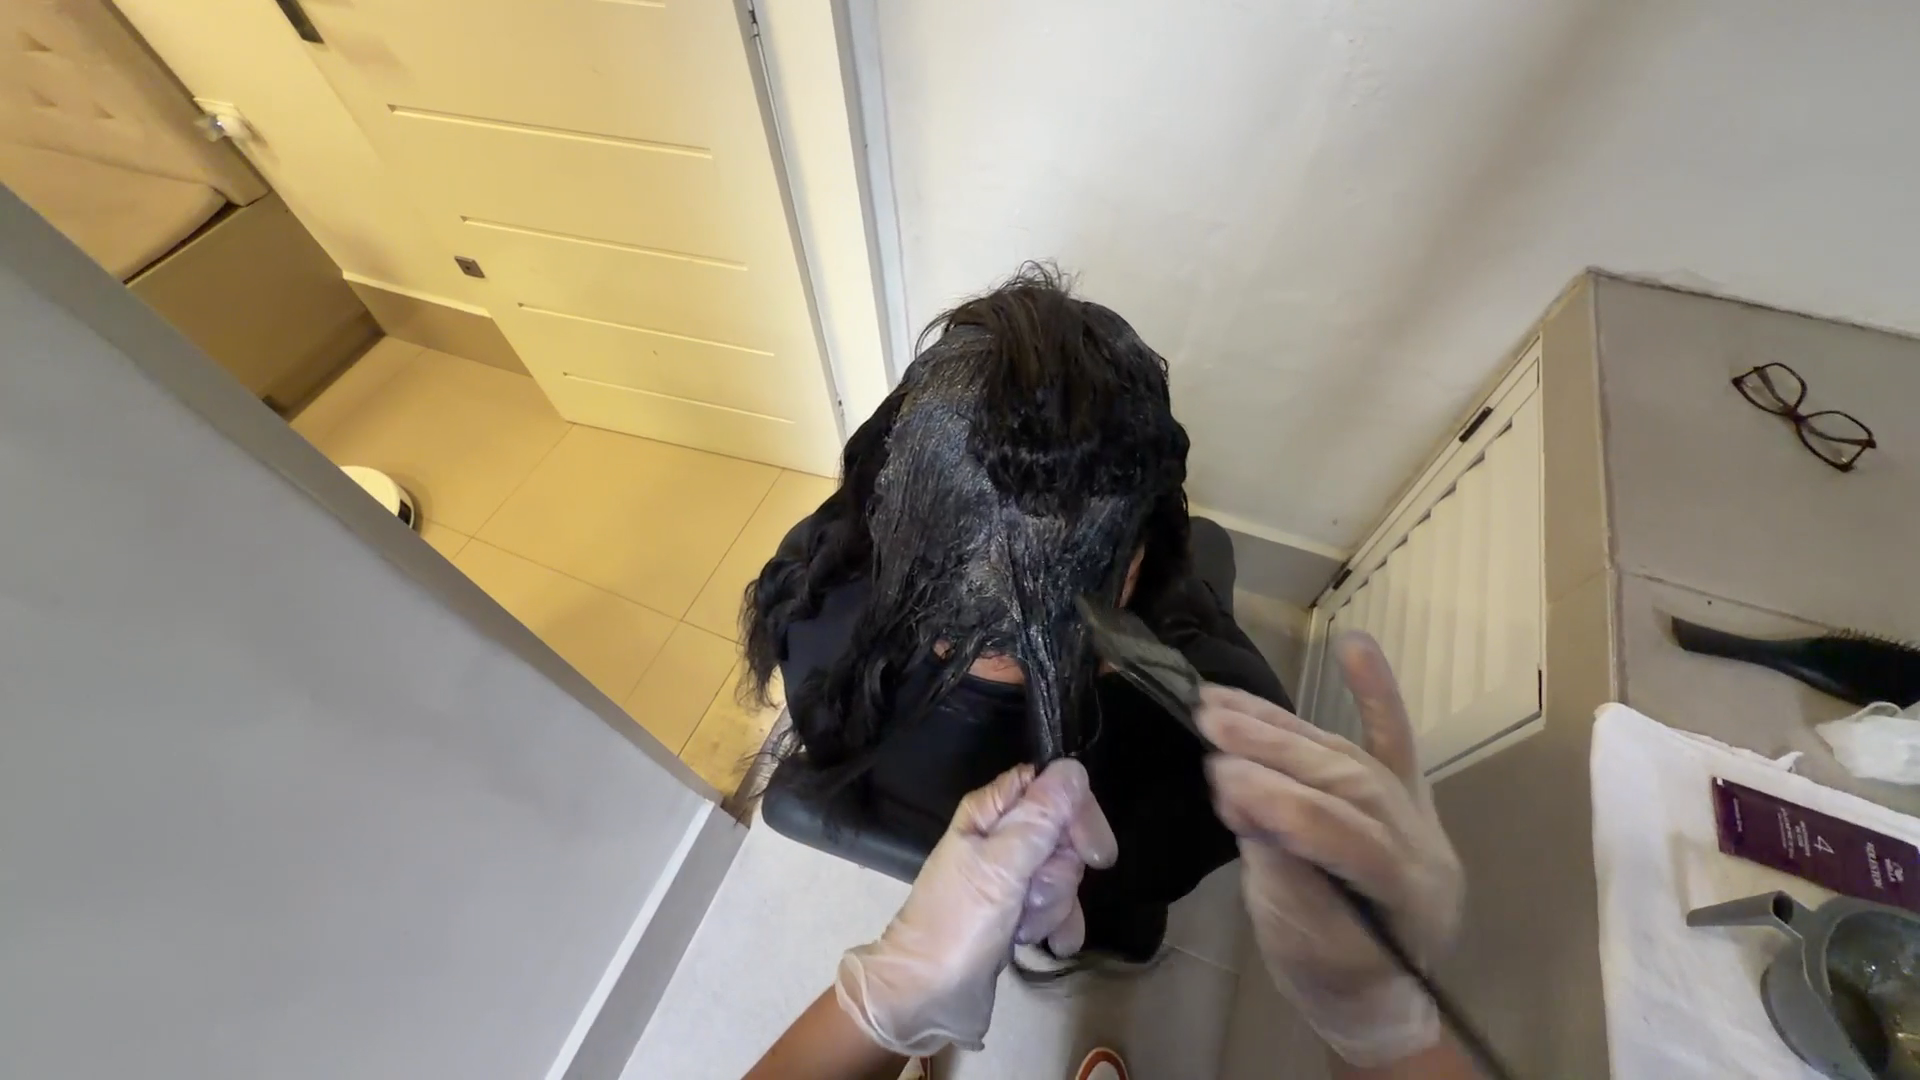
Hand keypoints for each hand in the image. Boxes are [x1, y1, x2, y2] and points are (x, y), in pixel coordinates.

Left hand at [834, 759, 1116, 1055]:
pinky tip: (1046, 945)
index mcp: (989, 811)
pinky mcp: (1015, 910)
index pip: (1051, 786)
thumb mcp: (1001, 868)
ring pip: (1062, 872)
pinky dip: (1056, 926)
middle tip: (1031, 895)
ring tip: (1023, 926)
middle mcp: (1000, 836)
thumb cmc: (955, 926)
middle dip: (1058, 872)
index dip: (1076, 816)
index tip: (1093, 852)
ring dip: (1053, 905)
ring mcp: (1008, 876)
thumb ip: (1039, 818)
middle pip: (1062, 834)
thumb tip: (1074, 769)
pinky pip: (1057, 906)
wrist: (923, 1000)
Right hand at [1196, 632, 1464, 1066]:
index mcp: (1406, 891)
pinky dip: (1373, 692)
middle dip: (1272, 746)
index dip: (1280, 803)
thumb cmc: (1328, 972)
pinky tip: (1355, 645)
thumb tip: (1236, 791)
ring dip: (1279, 720)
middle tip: (1210, 718)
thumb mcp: (1293, 934)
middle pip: (1344, 778)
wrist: (1375, 989)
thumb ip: (1275, 862)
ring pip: (1344, 752)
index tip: (1216, 775)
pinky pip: (1392, 737)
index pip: (1343, 833)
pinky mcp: (1403, 791)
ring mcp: (1414, 810)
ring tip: (1220, 698)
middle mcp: (1420, 839)